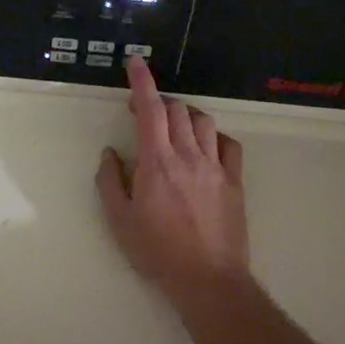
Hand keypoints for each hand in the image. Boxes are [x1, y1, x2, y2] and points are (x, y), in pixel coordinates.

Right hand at [96, 56, 248, 296]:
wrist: (209, 281)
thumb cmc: (158, 252)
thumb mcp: (120, 221)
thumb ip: (109, 182)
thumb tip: (110, 154)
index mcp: (157, 162)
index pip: (150, 109)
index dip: (142, 82)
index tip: (135, 62)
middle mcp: (188, 156)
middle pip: (177, 110)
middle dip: (158, 102)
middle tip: (143, 114)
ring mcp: (215, 167)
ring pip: (203, 122)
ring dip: (185, 115)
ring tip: (173, 126)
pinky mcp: (235, 182)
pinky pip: (229, 145)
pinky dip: (214, 136)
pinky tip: (205, 146)